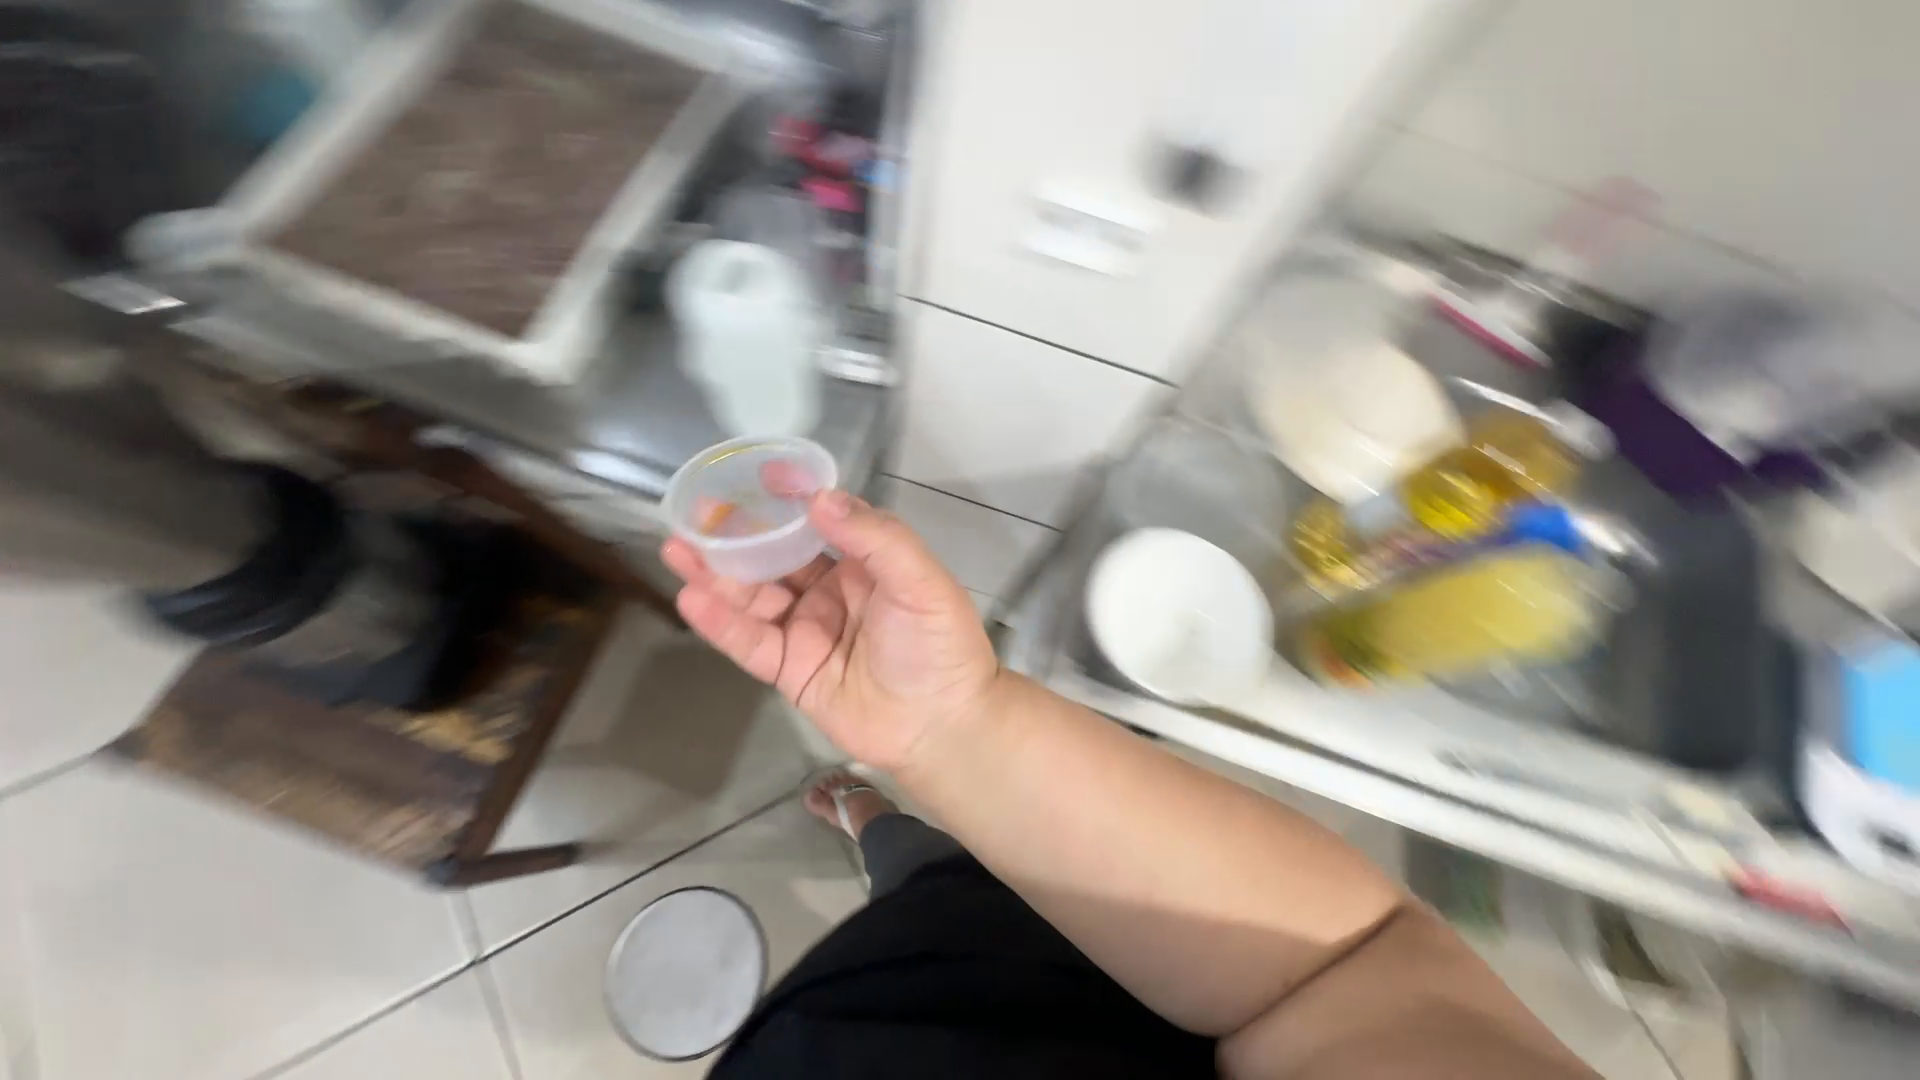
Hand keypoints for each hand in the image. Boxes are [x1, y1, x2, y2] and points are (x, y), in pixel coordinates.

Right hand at [661, 489, 1001, 772]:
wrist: (940, 725)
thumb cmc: (939, 645)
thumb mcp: (920, 581)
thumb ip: (876, 538)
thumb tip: (820, 498)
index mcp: (864, 565)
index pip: (819, 523)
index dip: (789, 501)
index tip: (759, 477)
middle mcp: (829, 592)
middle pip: (775, 557)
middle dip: (737, 535)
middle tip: (697, 511)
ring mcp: (806, 631)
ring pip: (753, 596)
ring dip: (716, 574)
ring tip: (677, 546)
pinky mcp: (789, 670)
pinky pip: (750, 642)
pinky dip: (721, 622)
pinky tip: (692, 598)